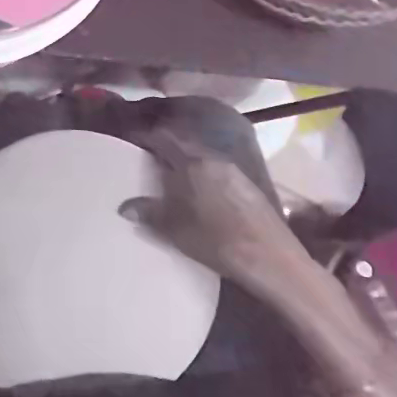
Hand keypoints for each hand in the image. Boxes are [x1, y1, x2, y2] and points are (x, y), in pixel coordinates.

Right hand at [126, 130, 309, 294]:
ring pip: (202, 159)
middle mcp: (214, 159)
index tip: (133, 141)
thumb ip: (150, 213)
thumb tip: (125, 206)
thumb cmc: (218, 241)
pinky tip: (200, 195)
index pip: (164, 139)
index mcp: (192, 163)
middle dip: (166, 152)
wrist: (272, 258)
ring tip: (172, 181)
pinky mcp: (248, 186)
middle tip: (149, 163)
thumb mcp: (176, 230)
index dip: (146, 138)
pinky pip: (217, 171)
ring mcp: (234, 171)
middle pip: (184, 146)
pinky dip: (203, 176)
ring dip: (186, 165)